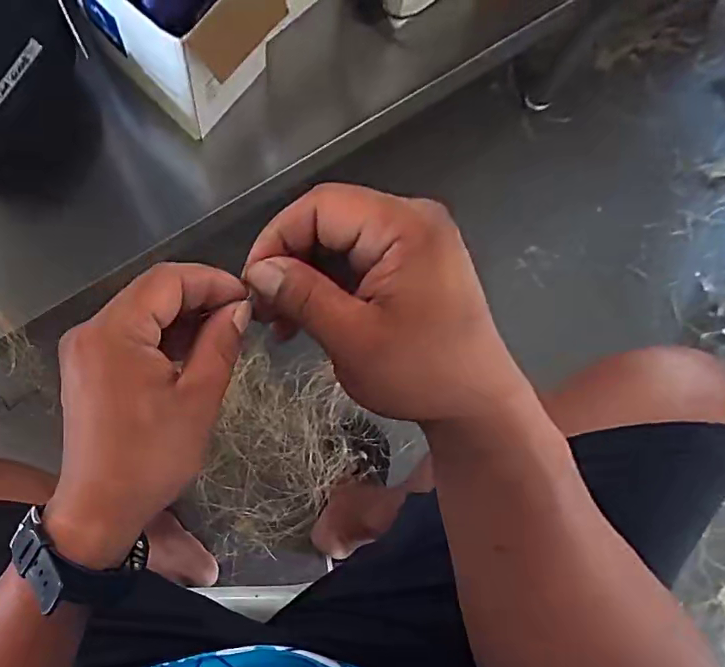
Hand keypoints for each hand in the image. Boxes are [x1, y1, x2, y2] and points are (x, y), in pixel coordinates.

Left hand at [45, 264, 250, 567]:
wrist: (99, 508)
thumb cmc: (150, 461)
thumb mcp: (196, 401)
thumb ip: (218, 345)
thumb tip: (236, 309)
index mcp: (112, 332)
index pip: (166, 279)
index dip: (211, 281)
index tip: (246, 298)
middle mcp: (88, 331)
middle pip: (148, 294)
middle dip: (195, 301)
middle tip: (237, 320)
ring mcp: (81, 351)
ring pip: (137, 316)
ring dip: (177, 322)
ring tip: (217, 340)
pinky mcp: (82, 371)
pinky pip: (123, 340)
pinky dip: (155, 342)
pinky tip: (184, 357)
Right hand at [242, 183, 531, 424]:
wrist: (473, 402)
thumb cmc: (417, 373)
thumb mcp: (351, 337)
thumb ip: (303, 296)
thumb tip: (258, 271)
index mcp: (403, 226)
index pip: (320, 205)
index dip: (275, 238)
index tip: (251, 284)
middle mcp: (410, 220)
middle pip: (328, 220)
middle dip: (287, 262)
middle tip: (262, 310)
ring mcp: (412, 242)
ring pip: (337, 244)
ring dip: (302, 279)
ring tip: (279, 322)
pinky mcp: (409, 266)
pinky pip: (355, 264)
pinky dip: (325, 289)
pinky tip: (303, 321)